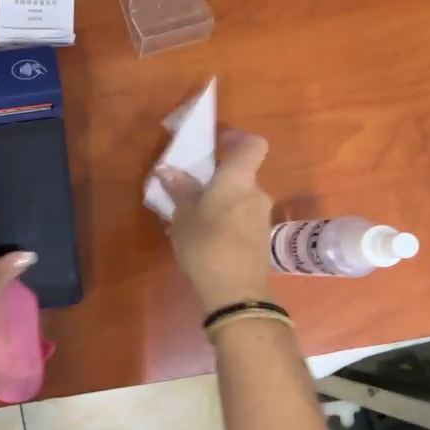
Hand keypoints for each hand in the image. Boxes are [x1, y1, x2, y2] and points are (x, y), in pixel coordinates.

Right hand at [156, 131, 273, 311]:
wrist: (235, 290)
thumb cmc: (206, 244)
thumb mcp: (184, 216)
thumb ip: (180, 190)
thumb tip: (168, 170)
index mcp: (238, 180)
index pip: (253, 145)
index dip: (237, 139)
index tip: (217, 143)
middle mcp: (256, 193)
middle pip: (241, 175)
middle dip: (217, 179)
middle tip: (189, 190)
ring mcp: (261, 217)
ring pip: (239, 199)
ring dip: (219, 202)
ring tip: (191, 218)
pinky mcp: (260, 238)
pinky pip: (241, 218)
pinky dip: (225, 220)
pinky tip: (202, 238)